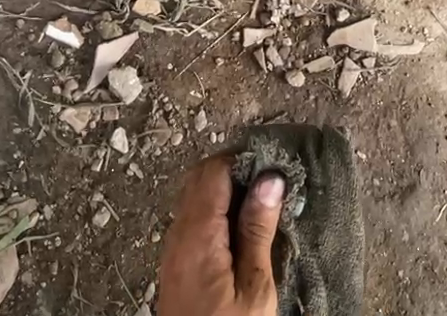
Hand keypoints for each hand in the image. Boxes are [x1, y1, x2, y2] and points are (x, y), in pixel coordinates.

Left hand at [158, 155, 284, 315]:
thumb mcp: (255, 288)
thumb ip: (258, 230)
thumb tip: (270, 179)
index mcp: (197, 236)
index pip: (214, 171)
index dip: (243, 160)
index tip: (274, 164)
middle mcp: (177, 236)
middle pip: (200, 178)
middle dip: (234, 170)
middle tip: (270, 180)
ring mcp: (172, 251)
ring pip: (194, 197)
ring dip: (225, 190)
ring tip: (262, 201)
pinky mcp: (176, 266)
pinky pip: (192, 220)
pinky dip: (216, 211)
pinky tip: (242, 226)